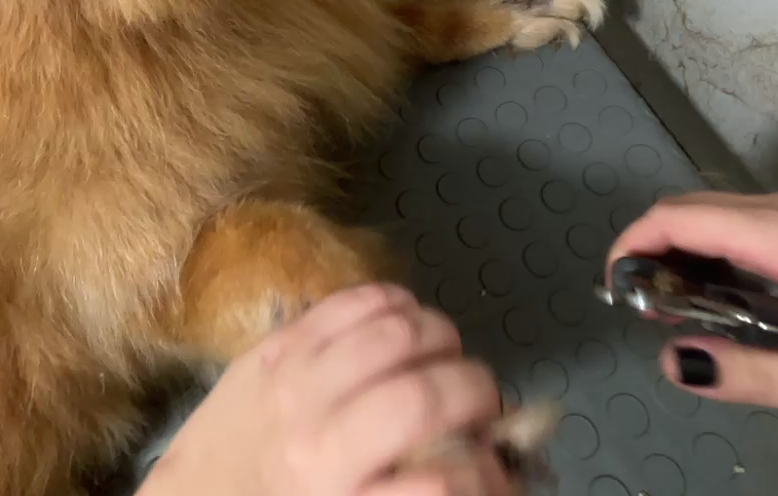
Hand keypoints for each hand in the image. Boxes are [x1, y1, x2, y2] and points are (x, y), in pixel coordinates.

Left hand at [139, 283, 510, 495]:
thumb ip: (418, 488)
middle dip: (475, 388)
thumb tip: (489, 463)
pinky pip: (349, 302)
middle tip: (483, 395)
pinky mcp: (278, 342)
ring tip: (448, 350)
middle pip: (423, 396)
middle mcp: (321, 443)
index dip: (491, 471)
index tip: (499, 462)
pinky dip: (393, 300)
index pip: (446, 485)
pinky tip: (406, 315)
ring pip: (391, 333)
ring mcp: (295, 382)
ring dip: (440, 335)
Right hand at [606, 191, 777, 431]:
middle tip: (646, 307)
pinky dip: (714, 247)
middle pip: (688, 207)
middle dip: (651, 247)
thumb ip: (751, 375)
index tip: (617, 289)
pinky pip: (745, 222)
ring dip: (683, 248)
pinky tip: (733, 298)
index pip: (675, 218)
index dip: (631, 244)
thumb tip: (672, 363)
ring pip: (716, 212)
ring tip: (682, 307)